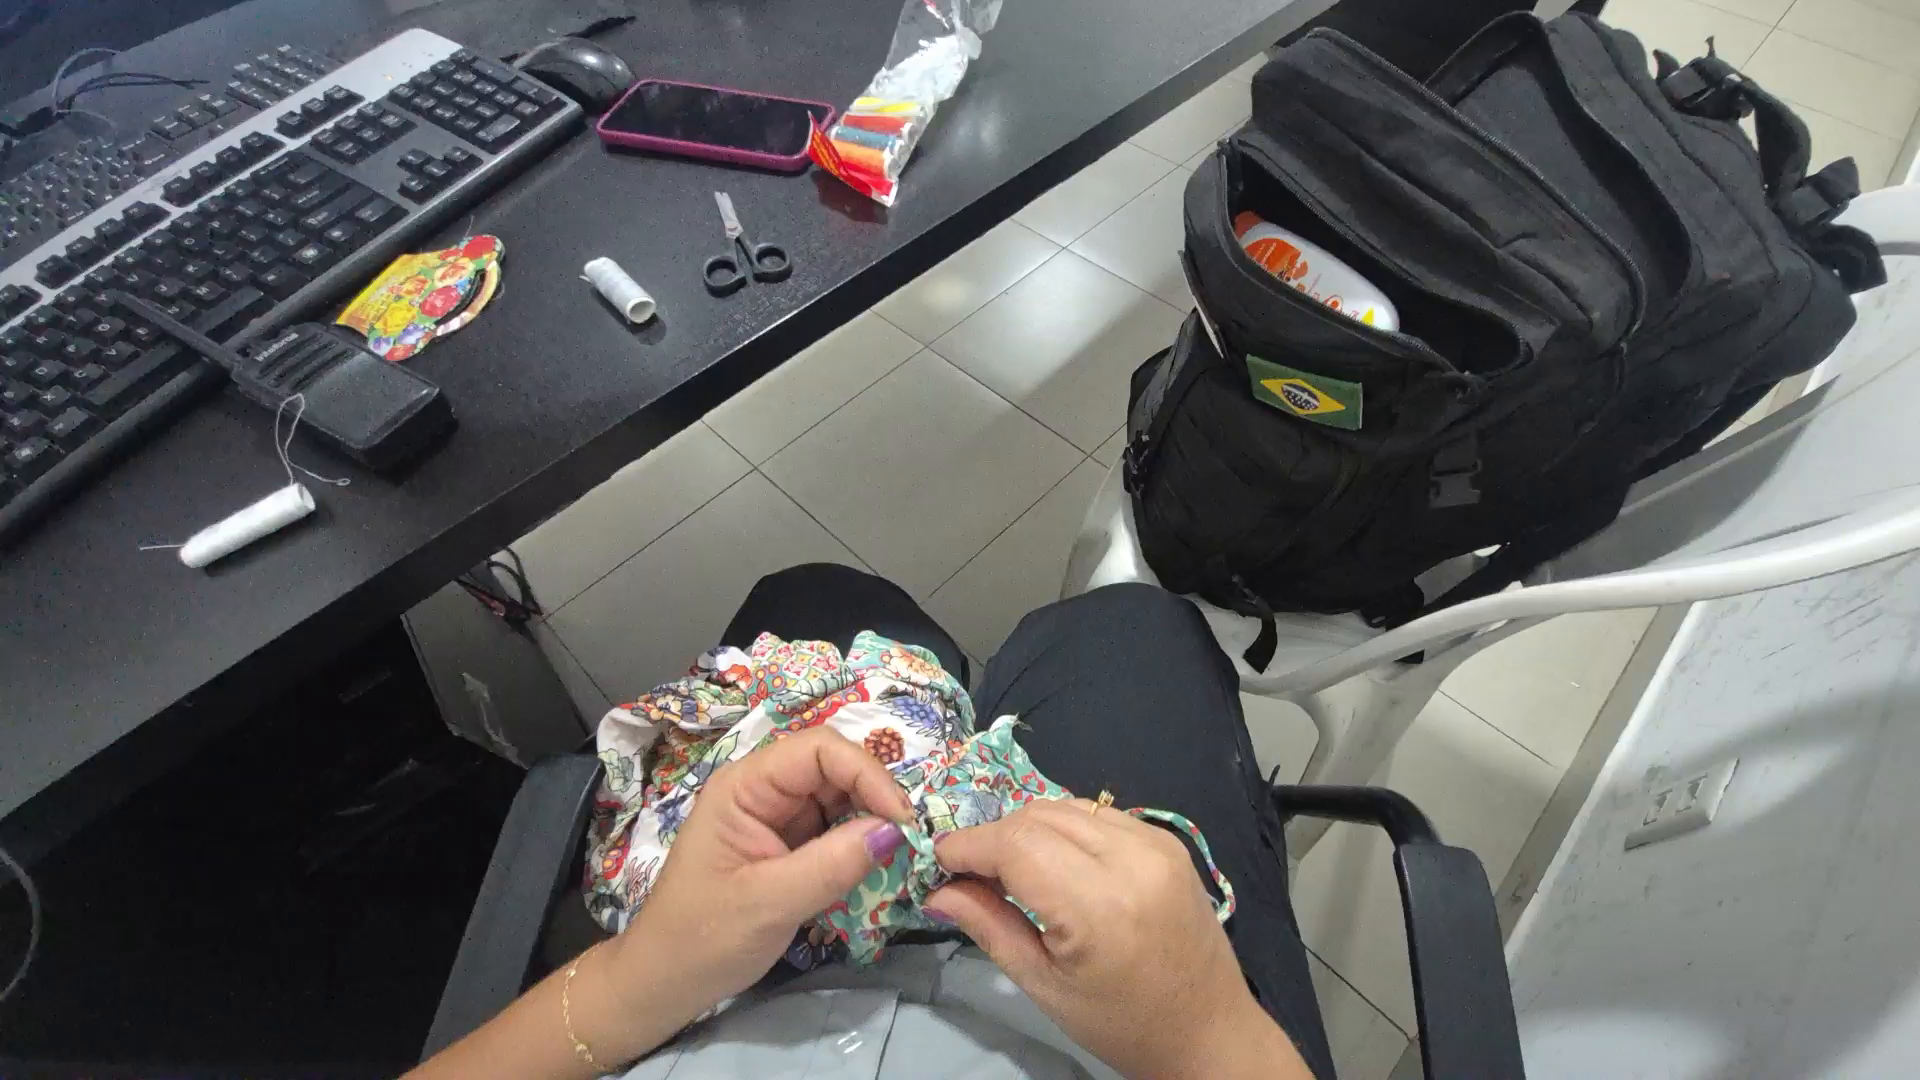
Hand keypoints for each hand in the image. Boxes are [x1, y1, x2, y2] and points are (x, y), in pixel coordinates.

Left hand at [597, 727, 914, 1044]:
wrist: (663, 986)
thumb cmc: (702, 939)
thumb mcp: (768, 904)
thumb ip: (832, 864)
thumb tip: (895, 830)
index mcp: (746, 785)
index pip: (818, 749)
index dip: (866, 772)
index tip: (901, 817)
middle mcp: (764, 787)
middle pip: (834, 766)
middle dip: (873, 794)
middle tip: (908, 836)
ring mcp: (777, 813)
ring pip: (841, 794)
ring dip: (871, 817)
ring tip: (898, 849)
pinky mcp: (789, 839)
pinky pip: (836, 823)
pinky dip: (860, 838)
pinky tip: (875, 860)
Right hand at [925, 799, 1310, 1079]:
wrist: (1212, 1032)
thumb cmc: (1123, 1024)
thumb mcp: (1045, 986)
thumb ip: (989, 926)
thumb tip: (937, 890)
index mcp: (1100, 906)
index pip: (1016, 844)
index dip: (970, 845)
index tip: (939, 859)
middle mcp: (1132, 858)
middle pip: (1036, 815)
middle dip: (995, 837)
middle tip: (974, 873)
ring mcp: (1155, 841)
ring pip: (1064, 805)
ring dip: (1027, 828)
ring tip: (1014, 869)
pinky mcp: (1166, 838)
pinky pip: (1096, 813)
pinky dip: (1064, 827)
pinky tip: (1059, 862)